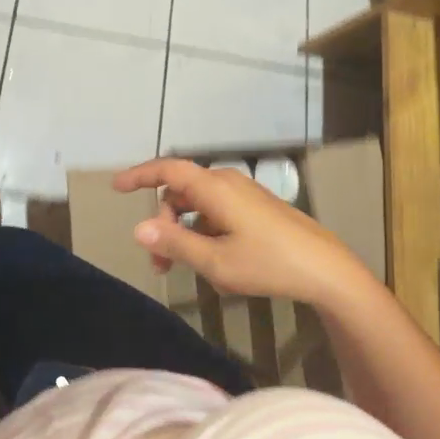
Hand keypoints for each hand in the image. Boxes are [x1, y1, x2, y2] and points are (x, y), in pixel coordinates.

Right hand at [112, 158, 372, 307]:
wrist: (323, 267)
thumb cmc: (268, 263)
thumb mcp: (215, 262)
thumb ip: (175, 243)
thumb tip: (138, 228)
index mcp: (215, 188)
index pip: (168, 169)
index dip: (140, 175)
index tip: (116, 186)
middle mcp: (227, 182)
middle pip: (181, 190)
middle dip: (163, 221)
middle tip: (161, 265)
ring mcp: (243, 193)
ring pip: (198, 202)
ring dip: (183, 229)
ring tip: (184, 268)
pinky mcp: (255, 206)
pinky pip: (216, 209)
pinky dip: (202, 229)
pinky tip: (212, 261)